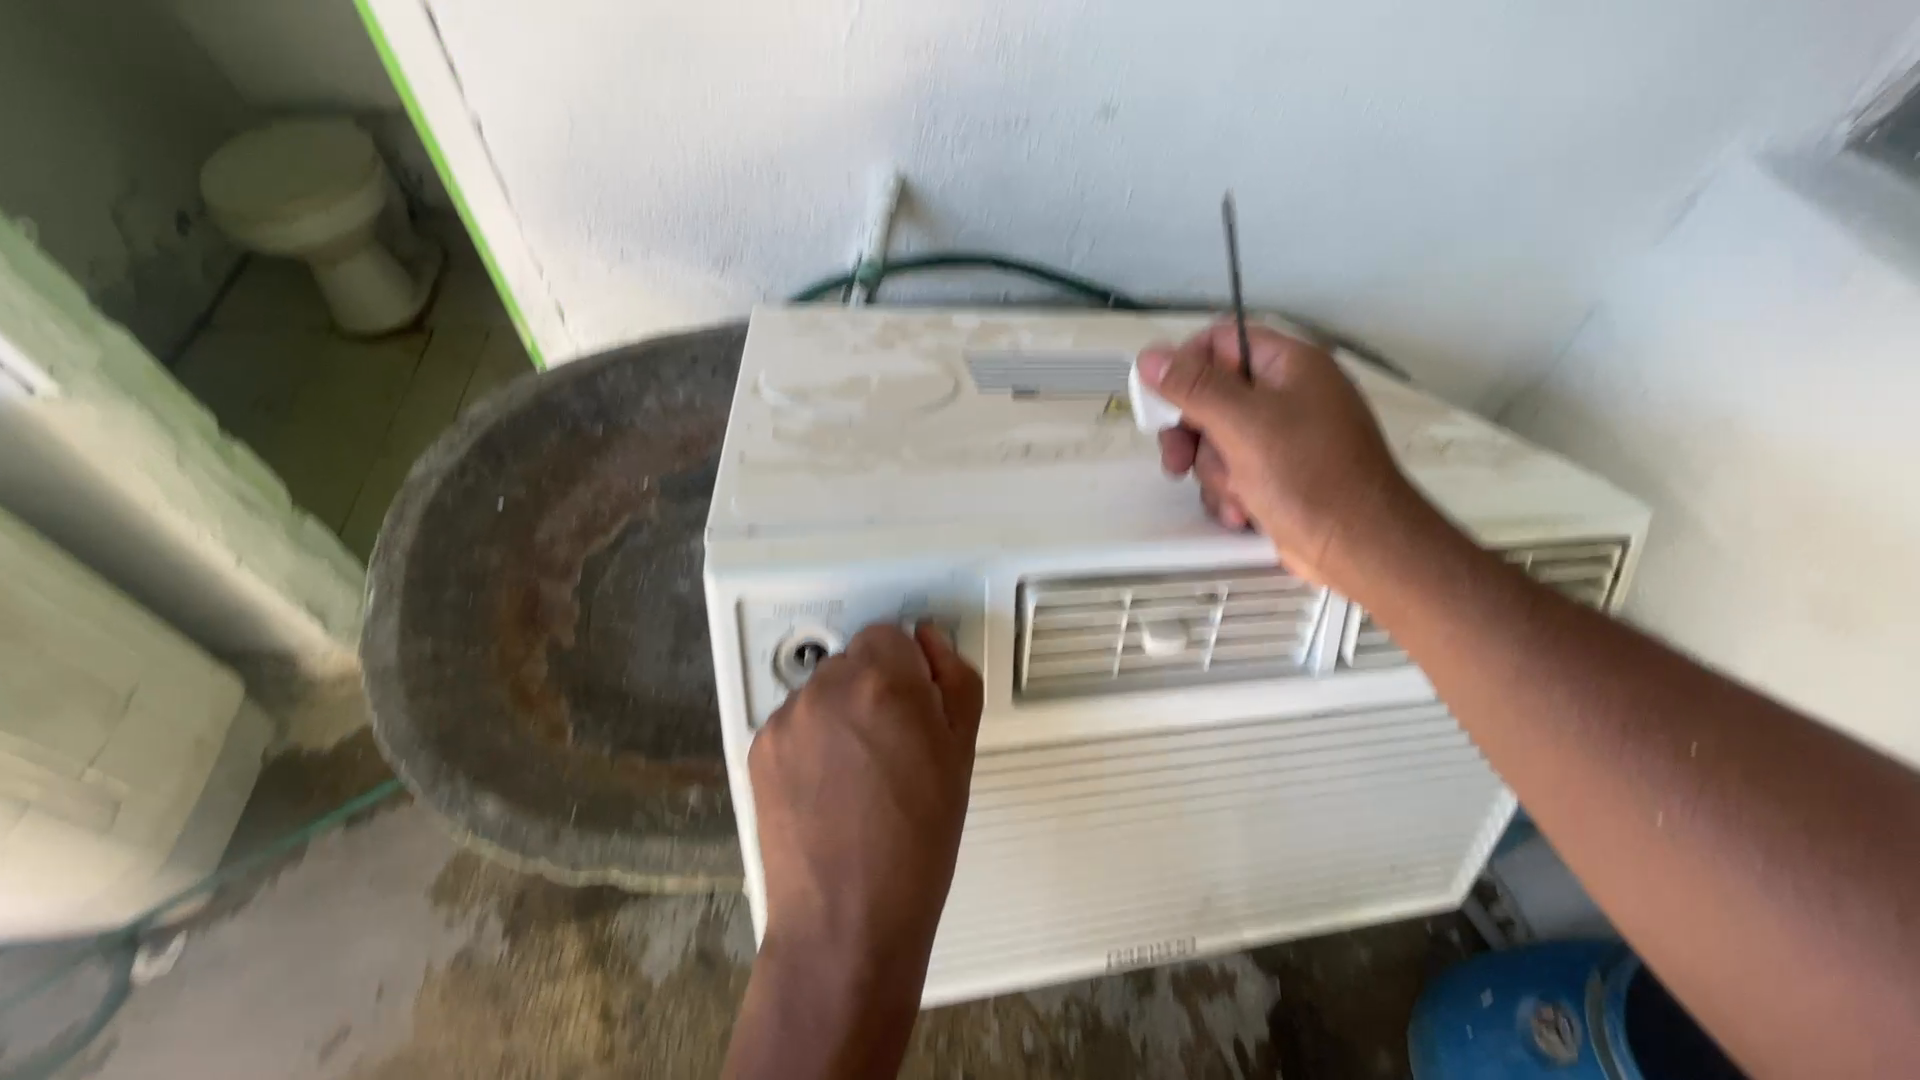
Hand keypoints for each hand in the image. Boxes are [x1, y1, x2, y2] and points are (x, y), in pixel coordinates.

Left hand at [747, 622, 983, 987]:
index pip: (892, 633)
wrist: (848, 918)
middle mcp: (827, 688)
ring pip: (823, 691)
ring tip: (860, 774)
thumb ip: (954, 678)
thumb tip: (931, 644)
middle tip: (894, 745)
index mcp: (884, 680)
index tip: (916, 705)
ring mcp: (786, 719)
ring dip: (842, 713)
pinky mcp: (759, 749)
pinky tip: (830, 788)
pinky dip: (811, 742)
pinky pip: (794, 724)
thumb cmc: (916, 843)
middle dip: (875, 688)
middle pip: (855, 659)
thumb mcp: (962, 753)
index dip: (909, 669)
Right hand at [1140, 322, 1417, 590]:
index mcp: (1289, 366)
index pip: (1220, 342)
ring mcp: (1283, 439)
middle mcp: (1286, 395)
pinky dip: (1229, 494)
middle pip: (1210, 396)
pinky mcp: (1278, 476)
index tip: (1162, 402)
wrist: (1360, 548)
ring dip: (1213, 472)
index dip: (1185, 367)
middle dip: (1192, 434)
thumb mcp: (1242, 423)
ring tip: (1236, 494)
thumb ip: (1192, 387)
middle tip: (1176, 460)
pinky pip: (1231, 473)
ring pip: (1215, 442)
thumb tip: (1150, 356)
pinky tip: (1243, 513)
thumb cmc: (1307, 476)